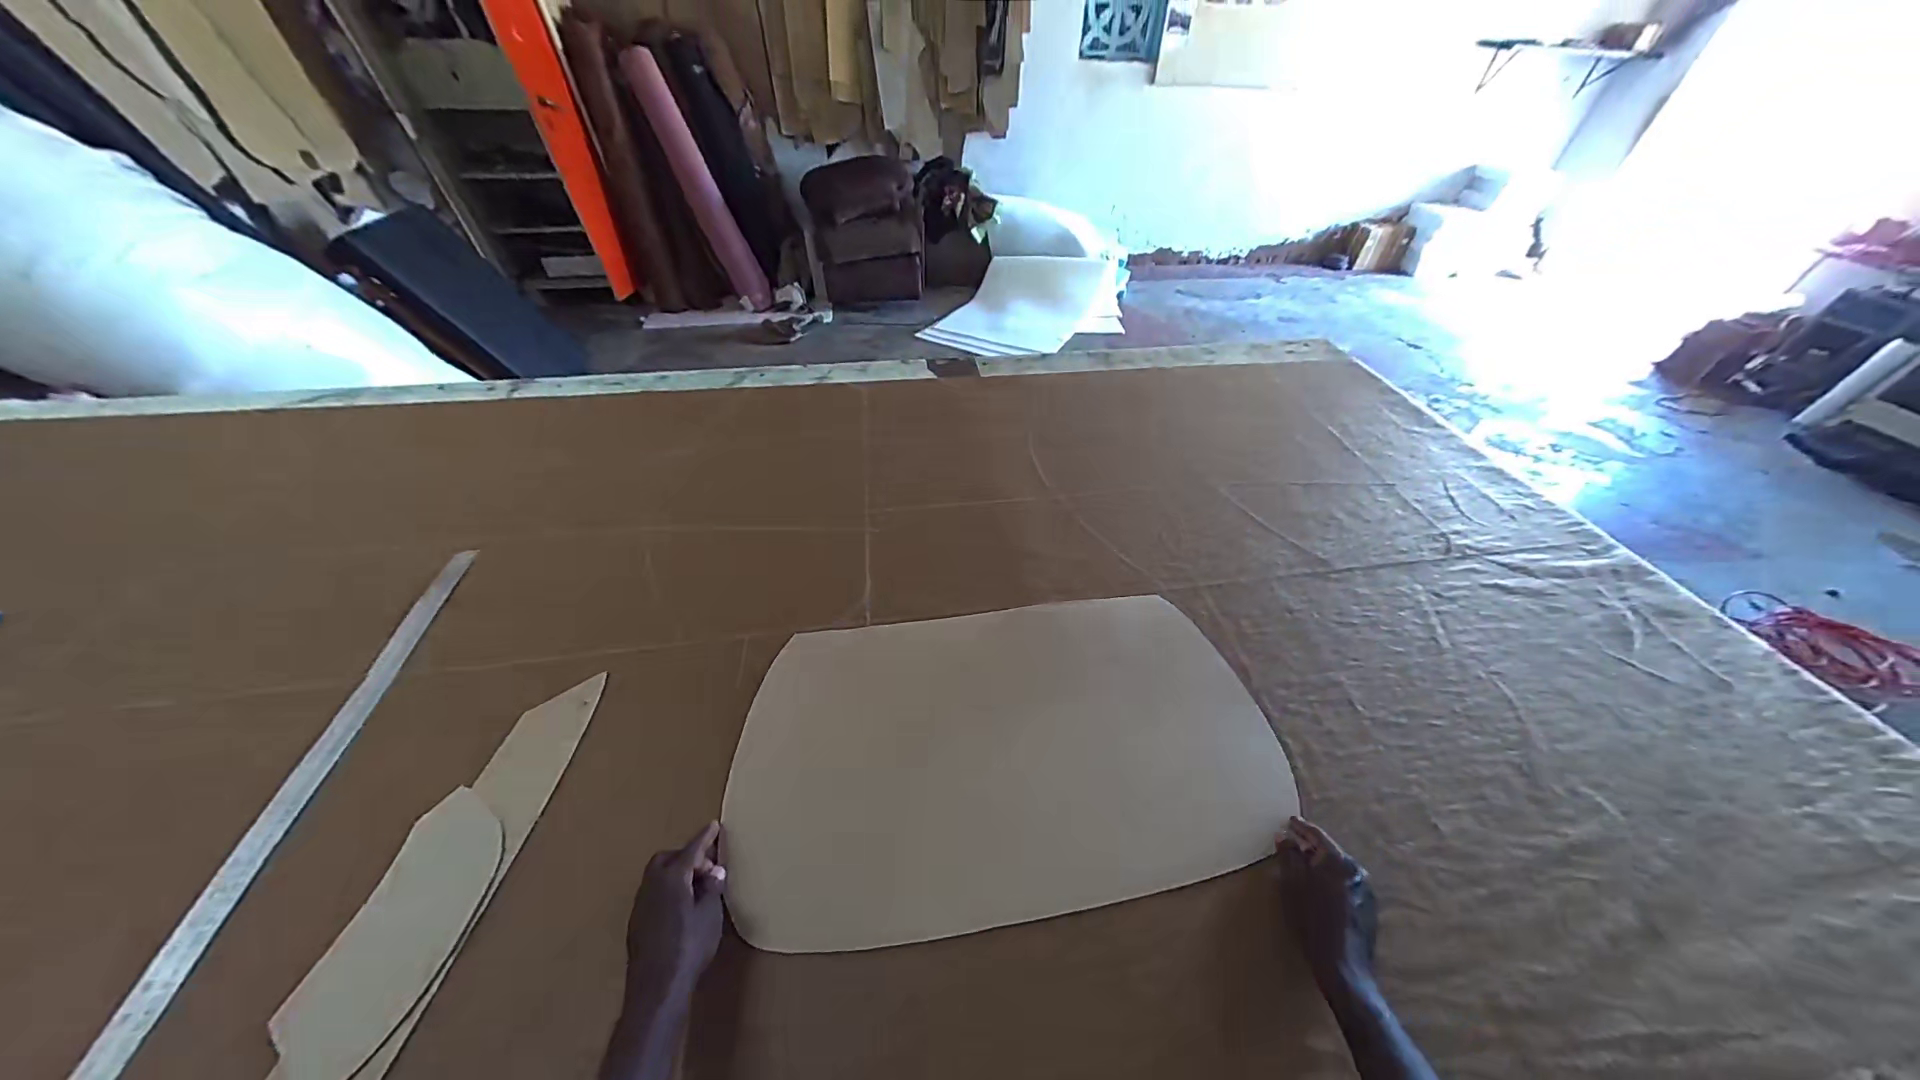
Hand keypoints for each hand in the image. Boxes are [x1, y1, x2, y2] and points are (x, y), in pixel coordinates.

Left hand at [624, 821, 726, 1001]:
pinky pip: (653, 894)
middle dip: (687, 857)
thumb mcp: (710, 915)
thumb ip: (712, 889)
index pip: (691, 850)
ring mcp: (641, 905)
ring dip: (676, 874)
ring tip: (697, 889)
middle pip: (667, 859)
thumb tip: (715, 872)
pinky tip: (681, 908)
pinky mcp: (637, 924)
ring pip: (657, 876)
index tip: (714, 826)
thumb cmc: (689, 946)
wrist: (656, 988)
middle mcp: (652, 886)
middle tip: (707, 868)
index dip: (705, 838)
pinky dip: (668, 891)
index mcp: (672, 878)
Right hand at [1276, 816, 1377, 989]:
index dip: (1301, 827)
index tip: (1289, 820)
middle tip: (1292, 841)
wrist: (1344, 968)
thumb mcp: (1293, 886)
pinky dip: (1330, 878)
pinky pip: (1345, 882)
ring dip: (1321, 863)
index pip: (1318, 835)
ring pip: (1338, 867)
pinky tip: (1319, 887)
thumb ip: (1289, 857)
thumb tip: (1284, 837)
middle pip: (1330, 851)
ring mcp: (1366, 890)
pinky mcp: (1368, 907)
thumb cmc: (1313, 923)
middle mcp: (1357, 872)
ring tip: (1303, 863)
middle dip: (1311, 845)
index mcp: (1339, 862)